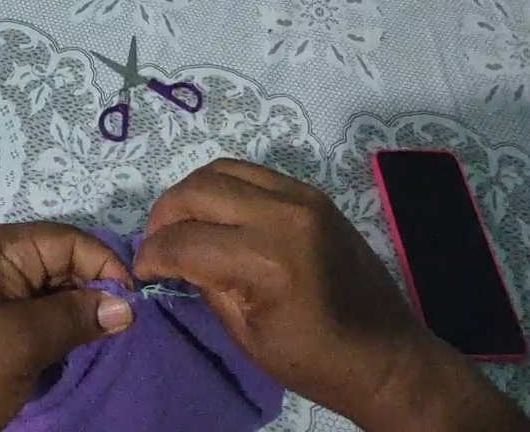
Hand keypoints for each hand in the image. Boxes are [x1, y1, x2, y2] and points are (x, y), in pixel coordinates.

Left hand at [0, 221, 136, 431]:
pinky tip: (74, 347)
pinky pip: (37, 314)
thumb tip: (127, 306)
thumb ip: (77, 316)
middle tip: (122, 326)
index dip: (103, 264)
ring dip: (78, 312)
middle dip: (92, 289)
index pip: (66, 239)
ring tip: (103, 338)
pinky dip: (59, 328)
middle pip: (61, 261)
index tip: (134, 302)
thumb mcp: (24, 342)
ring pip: (52, 290)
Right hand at [134, 159, 529, 431]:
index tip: (141, 268)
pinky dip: (223, 186)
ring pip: (221, 169)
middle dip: (165, 214)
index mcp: (266, 262)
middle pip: (197, 191)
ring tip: (182, 222)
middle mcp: (281, 214)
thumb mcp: (246, 336)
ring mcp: (299, 196)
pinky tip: (217, 212)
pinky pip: (251, 172)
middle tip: (156, 242)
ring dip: (191, 193)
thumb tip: (172, 258)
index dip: (153, 254)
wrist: (388, 355)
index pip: (185, 241)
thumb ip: (205, 285)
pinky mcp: (310, 192)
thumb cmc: (315, 359)